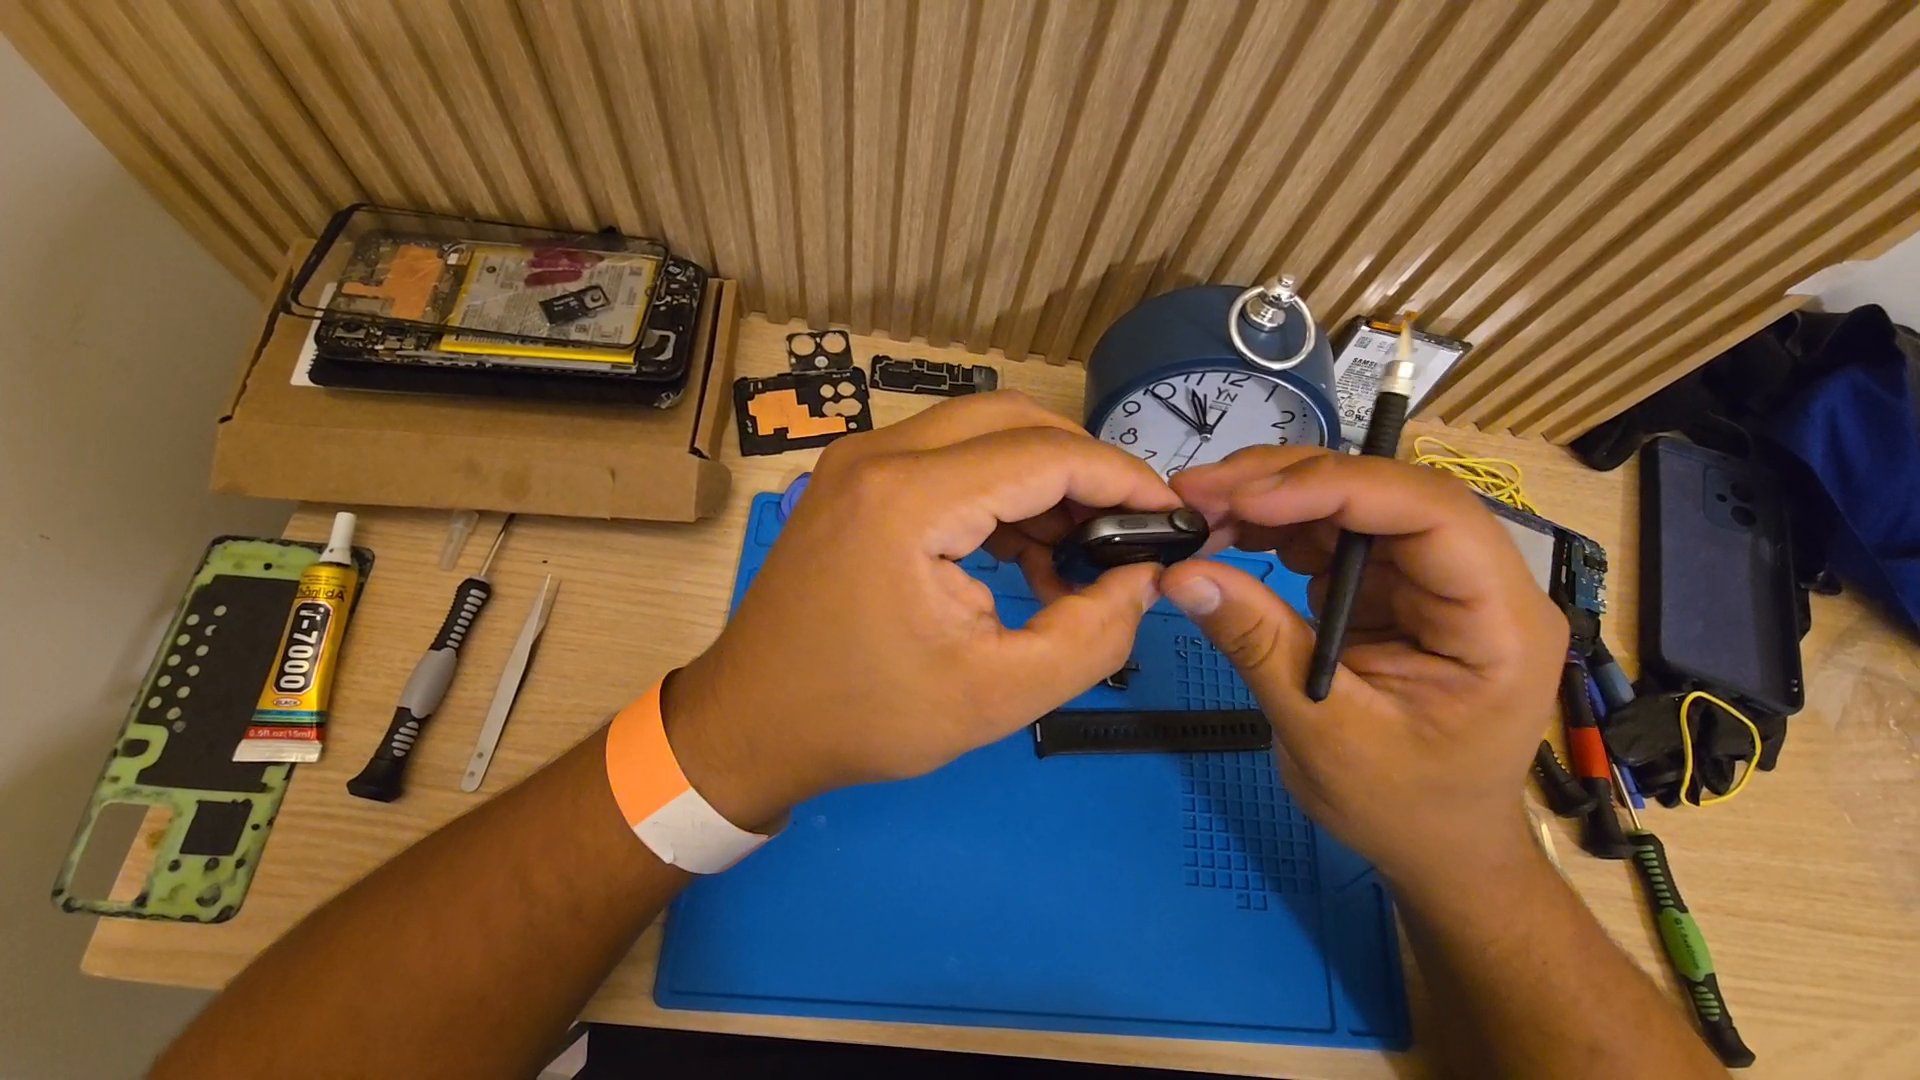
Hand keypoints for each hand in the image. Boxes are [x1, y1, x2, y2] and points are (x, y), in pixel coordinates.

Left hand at [664, 392, 1179, 828]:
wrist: (750, 724)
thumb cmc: (866, 717)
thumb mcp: (998, 696)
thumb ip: (1092, 635)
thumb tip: (1143, 579)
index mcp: (909, 500)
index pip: (1044, 454)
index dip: (1121, 478)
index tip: (1170, 516)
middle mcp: (879, 455)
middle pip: (1015, 421)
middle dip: (1083, 469)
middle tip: (1125, 532)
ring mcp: (859, 461)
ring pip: (981, 434)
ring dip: (1040, 482)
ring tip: (1077, 559)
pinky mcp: (855, 481)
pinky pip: (947, 461)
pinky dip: (997, 496)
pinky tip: (1024, 559)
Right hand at [1159, 447, 1566, 888]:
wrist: (1433, 848)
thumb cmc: (1403, 808)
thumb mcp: (1324, 732)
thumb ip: (1258, 644)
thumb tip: (1181, 574)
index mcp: (1496, 620)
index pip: (1428, 514)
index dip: (1335, 488)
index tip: (1243, 497)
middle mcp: (1470, 581)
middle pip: (1383, 495)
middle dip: (1286, 483)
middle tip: (1198, 491)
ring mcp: (1426, 581)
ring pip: (1348, 505)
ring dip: (1269, 499)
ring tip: (1198, 509)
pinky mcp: (1388, 589)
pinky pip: (1328, 538)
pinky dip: (1272, 530)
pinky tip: (1226, 534)